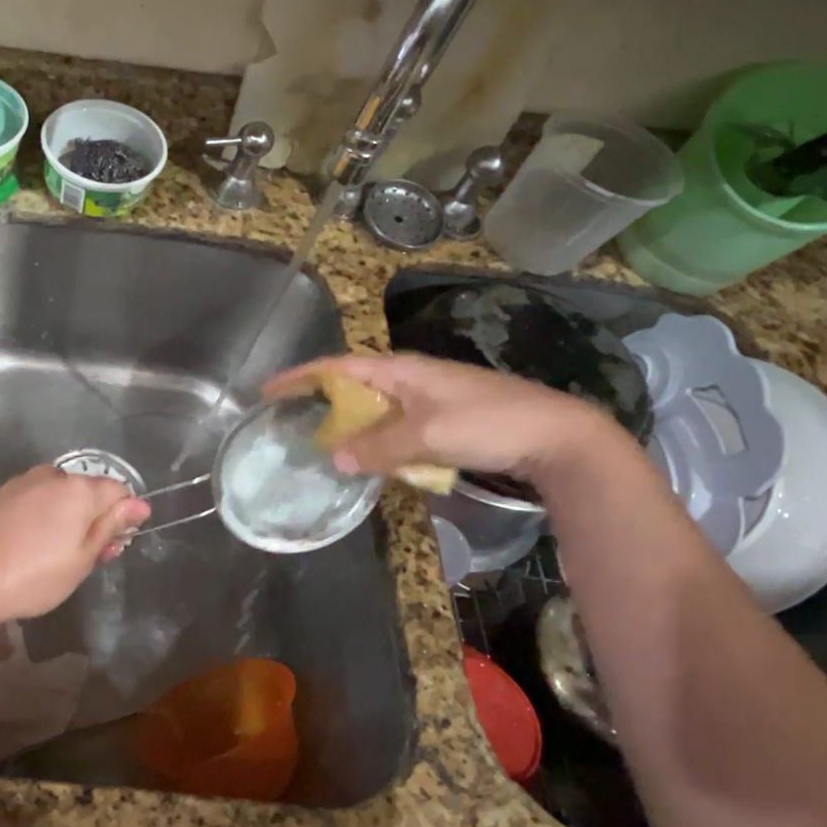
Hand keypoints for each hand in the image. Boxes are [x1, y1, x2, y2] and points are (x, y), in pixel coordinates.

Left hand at [0, 466, 148, 626]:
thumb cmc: (33, 576)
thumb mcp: (82, 560)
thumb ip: (109, 527)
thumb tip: (138, 504)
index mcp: (78, 489)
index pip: (118, 490)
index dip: (125, 515)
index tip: (118, 544)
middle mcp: (51, 476)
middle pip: (86, 490)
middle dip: (95, 517)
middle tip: (91, 557)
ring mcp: (21, 482)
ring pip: (58, 494)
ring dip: (67, 517)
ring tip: (59, 555)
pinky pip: (33, 499)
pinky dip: (41, 516)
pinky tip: (31, 545)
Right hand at [262, 353, 628, 483]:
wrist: (559, 436)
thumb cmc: (489, 424)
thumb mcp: (428, 436)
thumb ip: (377, 446)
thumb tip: (333, 456)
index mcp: (401, 370)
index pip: (337, 368)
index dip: (301, 377)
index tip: (267, 390)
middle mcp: (410, 378)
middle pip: (352, 385)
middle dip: (318, 399)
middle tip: (287, 418)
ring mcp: (429, 398)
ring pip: (373, 408)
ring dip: (347, 423)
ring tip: (319, 441)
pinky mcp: (445, 419)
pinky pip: (394, 426)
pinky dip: (374, 439)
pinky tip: (369, 458)